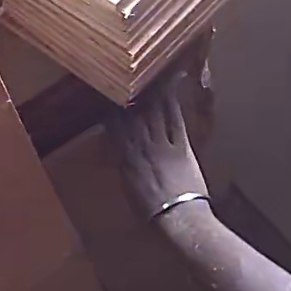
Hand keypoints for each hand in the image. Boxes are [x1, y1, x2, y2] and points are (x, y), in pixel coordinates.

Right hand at [107, 75, 210, 220]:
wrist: (178, 218)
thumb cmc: (151, 208)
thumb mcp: (129, 186)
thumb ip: (125, 164)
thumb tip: (121, 152)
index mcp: (125, 157)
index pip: (113, 125)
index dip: (110, 106)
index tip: (108, 91)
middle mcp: (141, 146)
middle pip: (133, 114)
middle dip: (129, 93)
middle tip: (128, 73)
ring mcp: (162, 144)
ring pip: (153, 112)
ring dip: (151, 91)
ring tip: (150, 72)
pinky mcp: (181, 146)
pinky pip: (175, 120)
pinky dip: (172, 103)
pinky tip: (171, 88)